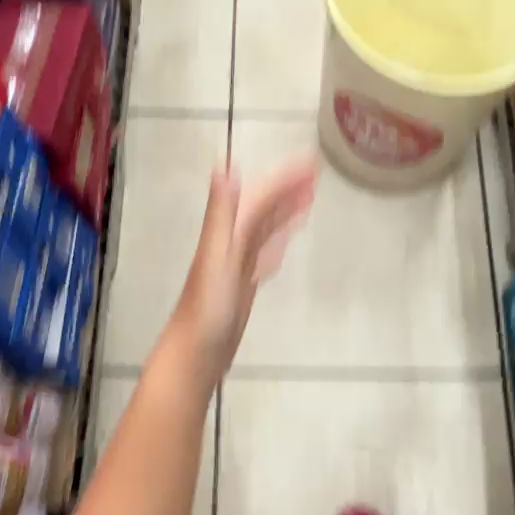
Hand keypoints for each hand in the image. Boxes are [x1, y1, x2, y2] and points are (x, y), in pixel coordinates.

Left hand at [165, 159, 319, 383]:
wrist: (196, 353)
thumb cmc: (206, 308)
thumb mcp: (216, 255)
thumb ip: (221, 211)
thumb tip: (225, 164)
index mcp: (228, 232)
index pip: (261, 196)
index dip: (285, 177)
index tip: (311, 161)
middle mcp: (233, 241)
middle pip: (265, 207)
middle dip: (289, 188)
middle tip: (318, 172)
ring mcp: (239, 263)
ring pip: (266, 227)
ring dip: (286, 209)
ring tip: (310, 195)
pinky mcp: (244, 284)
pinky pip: (265, 253)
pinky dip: (277, 240)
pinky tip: (285, 239)